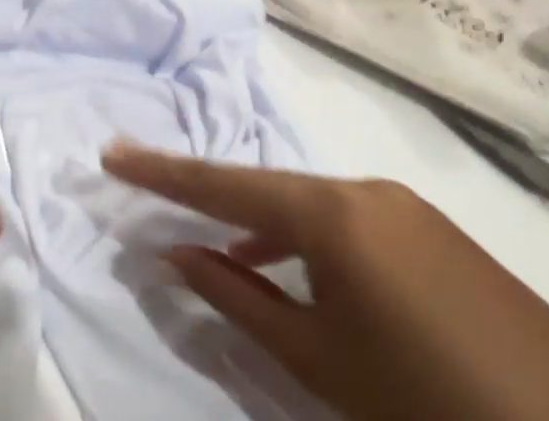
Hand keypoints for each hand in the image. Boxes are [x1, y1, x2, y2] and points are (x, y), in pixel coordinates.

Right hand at [103, 144, 548, 420]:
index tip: (109, 153)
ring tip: (214, 243)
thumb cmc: (421, 397)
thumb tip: (175, 252)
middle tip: (144, 181)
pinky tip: (293, 267)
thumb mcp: (313, 356)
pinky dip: (305, 236)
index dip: (160, 173)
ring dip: (256, 220)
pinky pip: (348, 219)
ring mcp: (409, 210)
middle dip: (202, 190)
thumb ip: (234, 296)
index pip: (222, 187)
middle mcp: (366, 192)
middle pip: (263, 186)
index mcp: (330, 214)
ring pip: (307, 202)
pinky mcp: (439, 236)